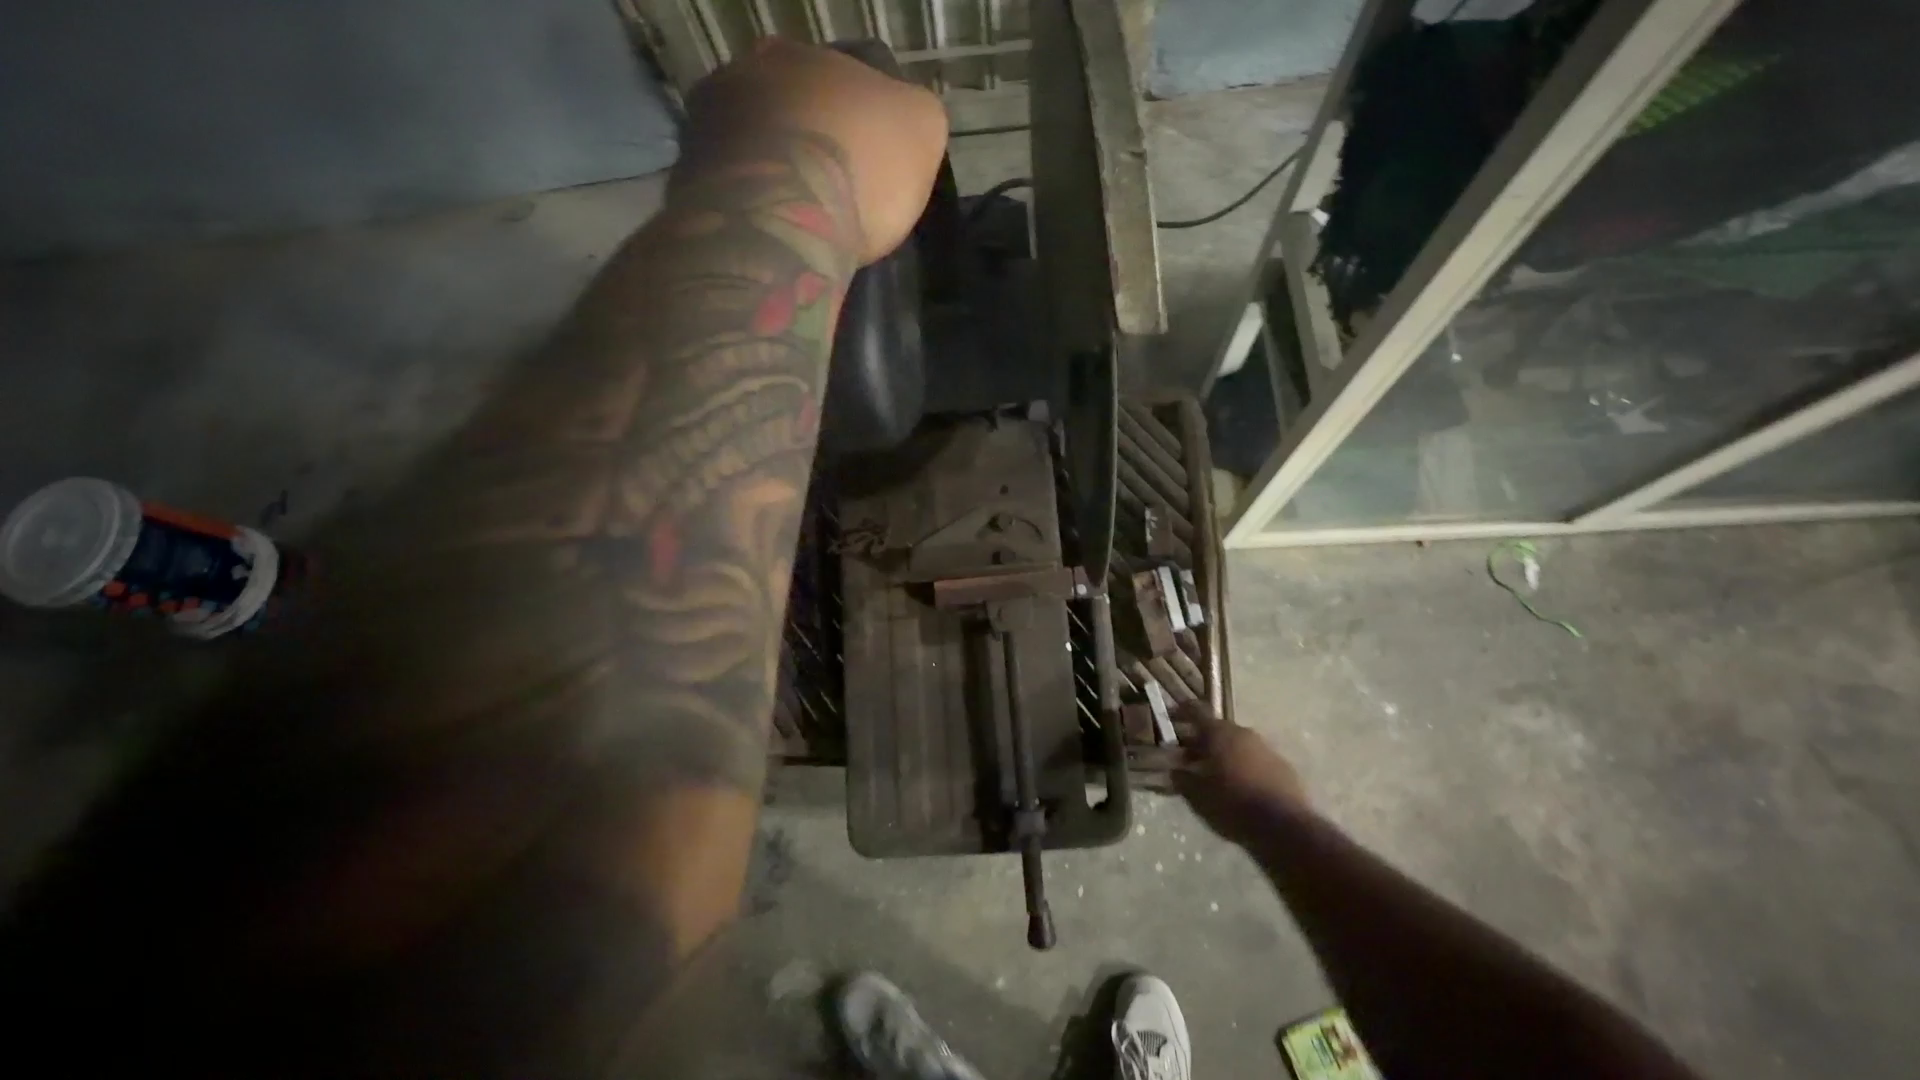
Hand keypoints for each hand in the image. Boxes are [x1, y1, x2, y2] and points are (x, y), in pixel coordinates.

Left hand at [681, 38, 948, 263]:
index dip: (858, 120)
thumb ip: (910, 112)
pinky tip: (767, 232)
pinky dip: (744, 205)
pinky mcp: (682, 179)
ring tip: (794, 217)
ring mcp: (705, 124)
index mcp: (805, 53)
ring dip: (769, 170)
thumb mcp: (921, 129)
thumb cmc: (861, 167)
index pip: (838, 78)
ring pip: (748, 144)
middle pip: (786, 107)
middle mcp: (745, 72)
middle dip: (806, 140)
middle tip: (828, 188)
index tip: (869, 163)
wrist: (780, 223)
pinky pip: (723, 188)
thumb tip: (898, 115)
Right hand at [1172, 701, 1309, 846]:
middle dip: (1201, 741)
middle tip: (1187, 758)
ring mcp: (1266, 748)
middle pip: (1217, 729)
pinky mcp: (1283, 767)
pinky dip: (1243, 766)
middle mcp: (1244, 733)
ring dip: (1223, 754)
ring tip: (1212, 775)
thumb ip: (1182, 779)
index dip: (1180, 712)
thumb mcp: (1197, 796)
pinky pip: (1255, 759)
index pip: (1195, 711)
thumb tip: (1175, 771)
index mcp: (1220, 734)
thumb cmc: (1233, 806)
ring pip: (1238, 744)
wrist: (1285, 827)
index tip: (1169, 717)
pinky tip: (1239, 787)